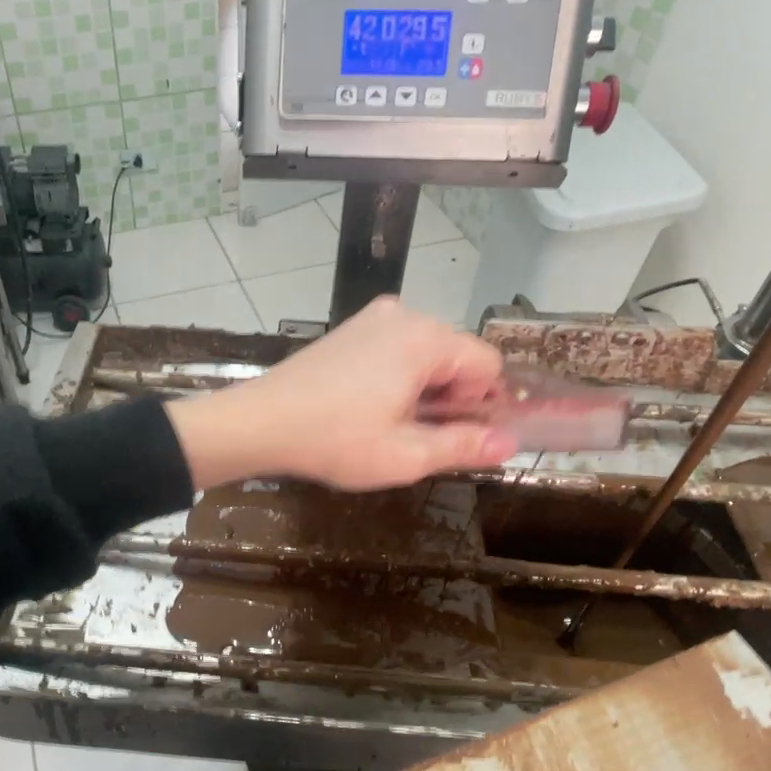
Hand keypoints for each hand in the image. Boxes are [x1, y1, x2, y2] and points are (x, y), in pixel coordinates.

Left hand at [165, 297, 518, 490]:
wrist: (259, 422)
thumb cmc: (334, 441)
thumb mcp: (404, 455)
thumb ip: (463, 446)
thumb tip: (511, 443)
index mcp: (425, 338)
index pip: (488, 363)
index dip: (481, 404)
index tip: (454, 436)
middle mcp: (404, 314)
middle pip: (457, 355)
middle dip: (451, 397)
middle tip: (416, 436)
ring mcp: (372, 317)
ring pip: (426, 354)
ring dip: (423, 390)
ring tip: (389, 425)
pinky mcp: (349, 329)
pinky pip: (396, 350)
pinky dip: (397, 377)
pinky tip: (370, 408)